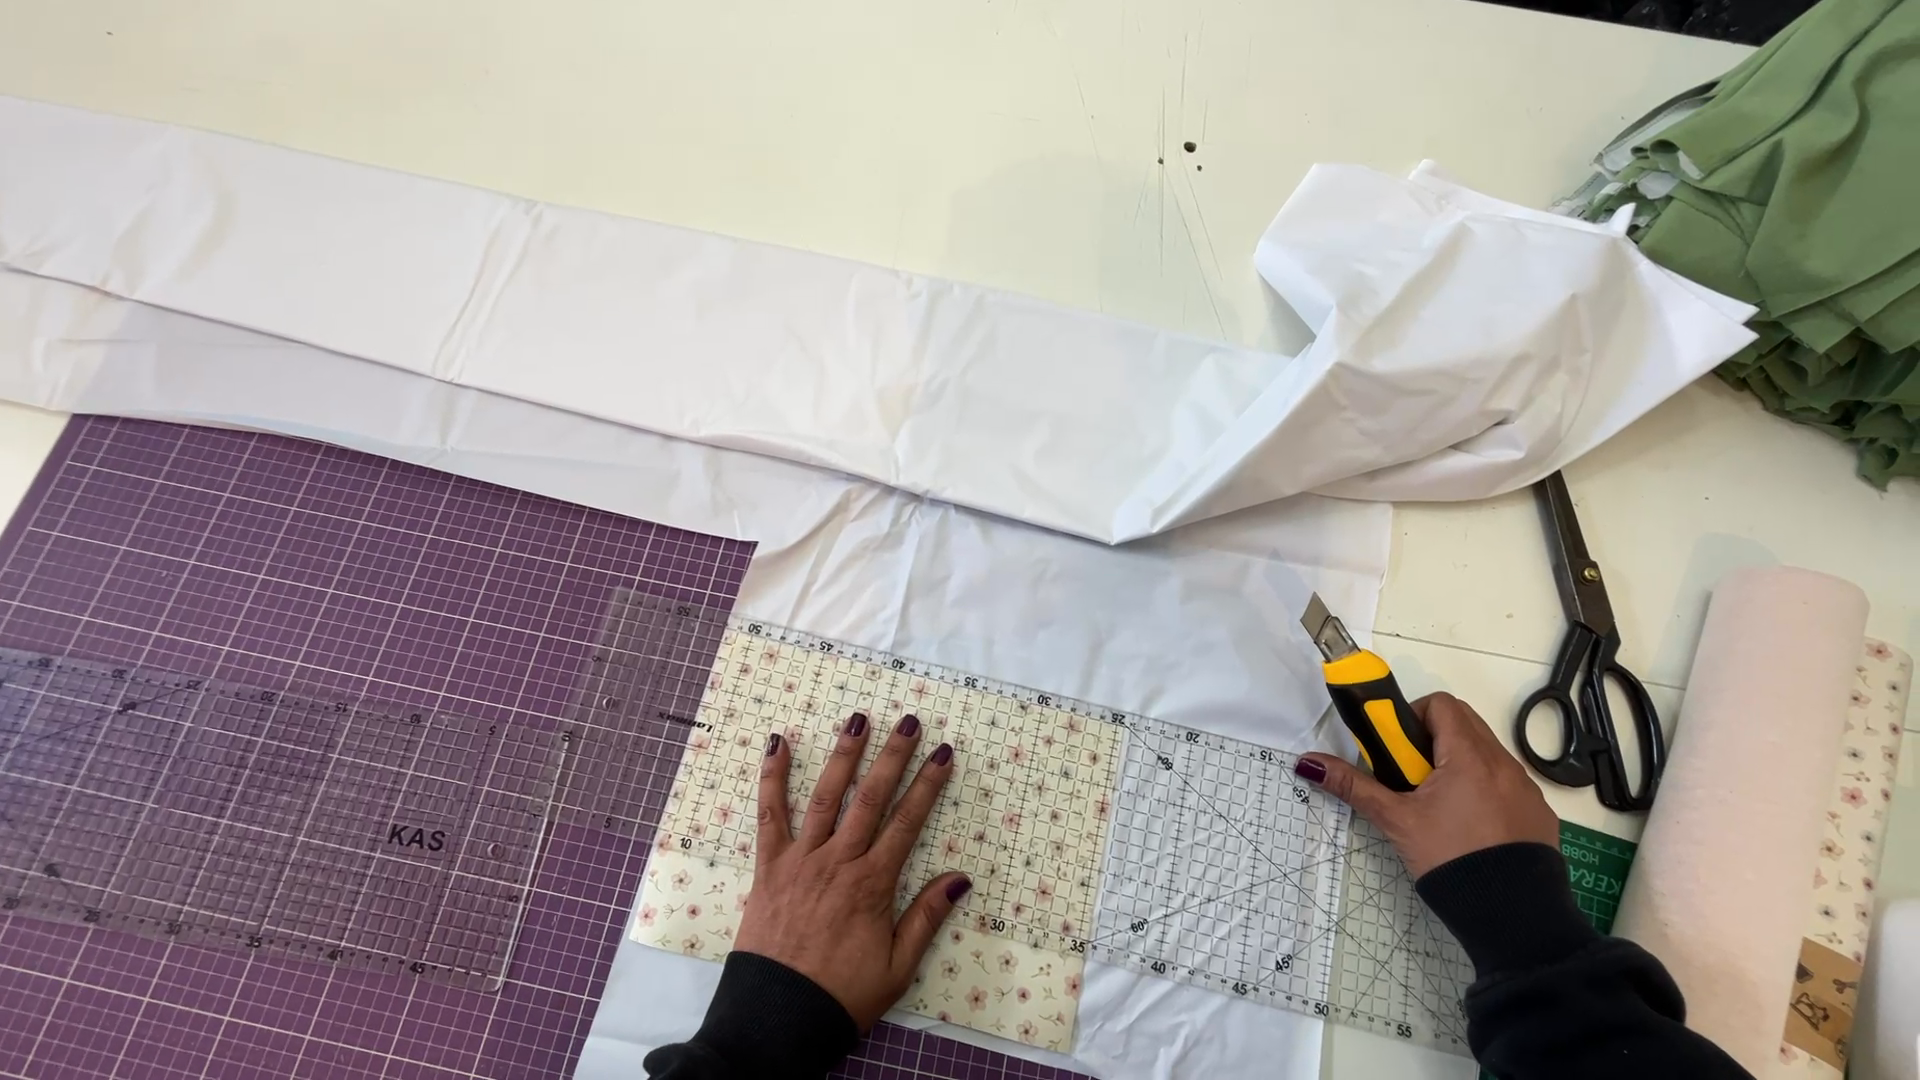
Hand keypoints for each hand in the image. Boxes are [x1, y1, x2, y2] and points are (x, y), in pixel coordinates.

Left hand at [736, 711, 968, 1029]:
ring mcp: (801, 859)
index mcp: (872, 884)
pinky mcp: (770, 866)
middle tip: (909, 722)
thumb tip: (960, 877)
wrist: (775, 1021)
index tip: (944, 754)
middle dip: (892, 756)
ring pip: (826, 796)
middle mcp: (838, 861)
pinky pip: (770, 815)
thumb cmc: (841, 996)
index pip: (908, 822)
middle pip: (871, 798)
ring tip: (858, 719)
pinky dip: (773, 778)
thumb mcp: (897, 968)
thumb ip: (926, 918)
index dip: (929, 785)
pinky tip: (778, 744)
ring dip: (844, 754)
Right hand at [1295, 692, 1559, 878]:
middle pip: (1463, 721)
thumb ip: (1353, 786)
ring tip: (1435, 801)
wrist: (1516, 920)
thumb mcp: (1396, 820)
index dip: (1412, 715)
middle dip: (1430, 735)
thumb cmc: (1450, 858)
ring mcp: (1526, 788)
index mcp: (1469, 756)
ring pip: (1485, 751)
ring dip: (1456, 759)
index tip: (1396, 747)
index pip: (1440, 704)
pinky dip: (1482, 785)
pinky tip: (1467, 823)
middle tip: (1408, 771)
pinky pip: (1505, 780)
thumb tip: (1307, 762)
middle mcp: (1503, 763)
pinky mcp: (1539, 813)